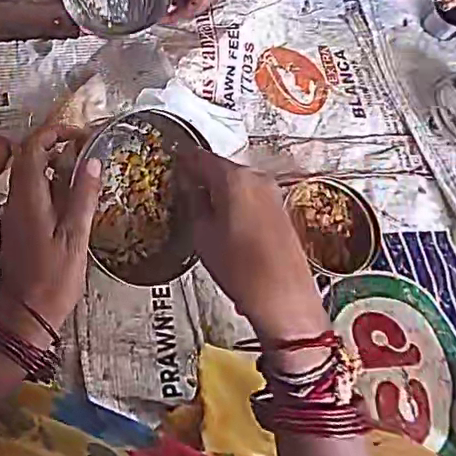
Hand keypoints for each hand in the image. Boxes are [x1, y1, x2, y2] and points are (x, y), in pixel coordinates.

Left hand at [0, 124, 101, 336]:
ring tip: (81, 170)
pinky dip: (48, 183)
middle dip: (53, 144)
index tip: (78, 134)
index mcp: (28, 198)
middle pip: (26, 157)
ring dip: (51, 164)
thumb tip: (91, 161)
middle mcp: (14, 200)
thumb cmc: (53, 279)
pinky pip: (29, 192)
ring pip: (27, 174)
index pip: (31, 148)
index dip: (53, 132)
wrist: (26, 314)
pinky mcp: (16, 225)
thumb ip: (82, 196)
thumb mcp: (76, 237)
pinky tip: (69, 197)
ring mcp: (12, 213)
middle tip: (83, 148)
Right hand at [174, 146, 327, 345]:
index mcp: (234, 179)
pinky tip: (222, 218)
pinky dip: (233, 200)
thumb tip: (189, 187)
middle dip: (200, 174)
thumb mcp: (202, 233)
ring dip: (217, 188)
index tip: (173, 160)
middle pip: (220, 167)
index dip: (183, 158)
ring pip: (236, 181)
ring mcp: (271, 194)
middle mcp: (256, 180)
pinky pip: (249, 195)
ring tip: (198, 204)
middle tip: (181, 185)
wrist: (282, 297)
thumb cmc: (242, 269)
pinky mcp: (279, 210)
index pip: (200, 157)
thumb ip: (193, 201)